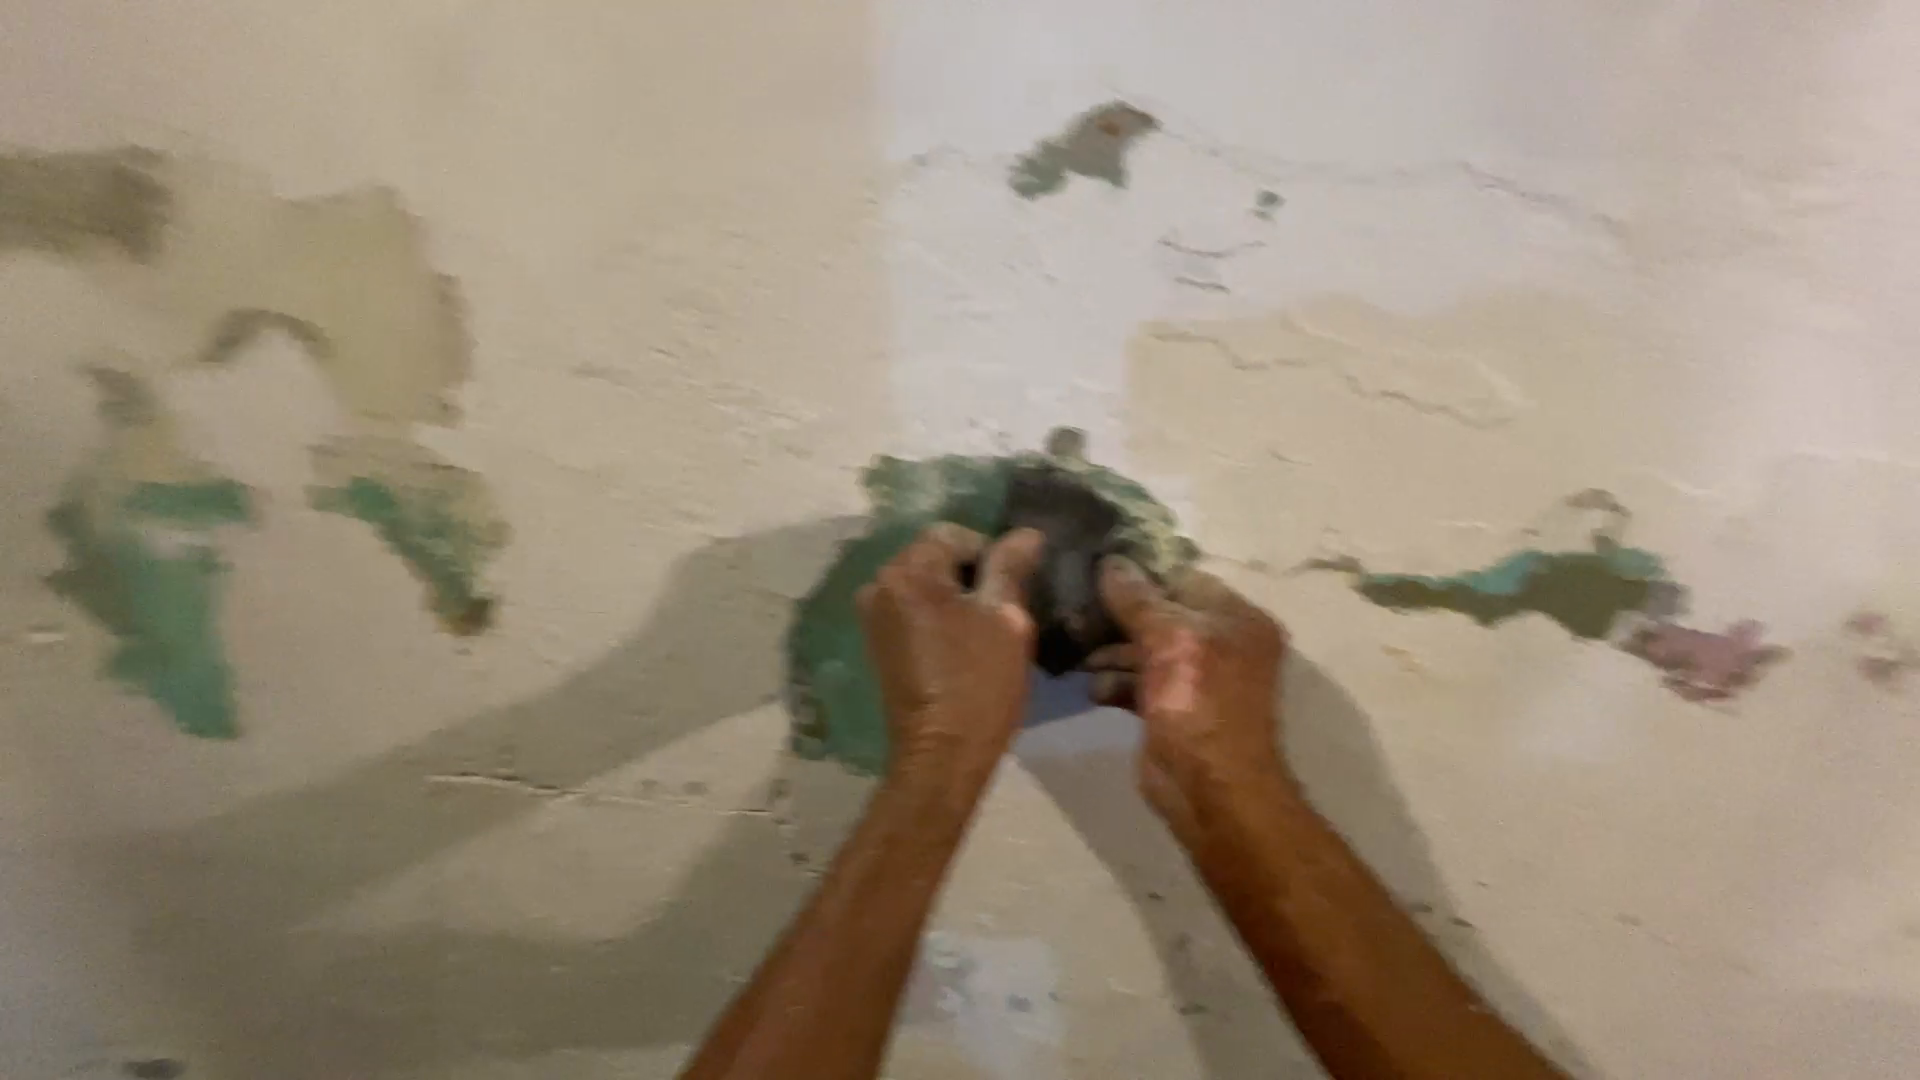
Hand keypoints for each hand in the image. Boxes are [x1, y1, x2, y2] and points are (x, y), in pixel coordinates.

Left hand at [858, 524, 1045, 782]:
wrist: (942, 754)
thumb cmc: (980, 682)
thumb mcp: (1007, 617)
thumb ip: (1010, 567)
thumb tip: (1026, 534)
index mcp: (908, 572)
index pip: (955, 535)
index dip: (990, 554)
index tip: (1013, 589)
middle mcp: (879, 585)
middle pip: (934, 557)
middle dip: (971, 575)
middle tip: (1004, 610)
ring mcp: (873, 616)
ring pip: (924, 584)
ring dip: (954, 596)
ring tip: (985, 630)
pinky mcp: (877, 642)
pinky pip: (912, 609)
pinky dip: (937, 615)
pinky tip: (961, 644)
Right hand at [1087, 557, 1291, 833]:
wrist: (1210, 790)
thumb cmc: (1200, 703)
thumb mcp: (1171, 639)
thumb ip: (1138, 599)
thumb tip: (1111, 562)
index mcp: (1235, 618)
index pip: (1183, 578)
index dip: (1141, 574)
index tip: (1096, 567)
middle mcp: (1220, 643)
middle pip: (1160, 613)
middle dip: (1118, 615)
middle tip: (1075, 610)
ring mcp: (1195, 678)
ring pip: (1144, 649)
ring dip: (1110, 651)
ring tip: (1076, 652)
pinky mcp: (1171, 708)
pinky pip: (1137, 681)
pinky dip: (1114, 682)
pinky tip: (1092, 687)